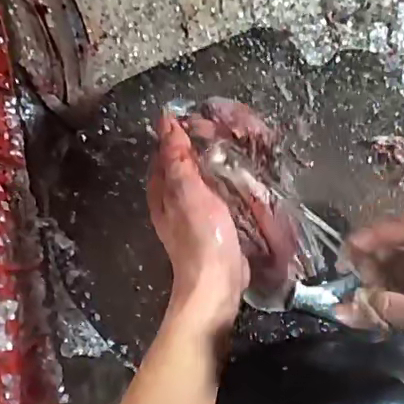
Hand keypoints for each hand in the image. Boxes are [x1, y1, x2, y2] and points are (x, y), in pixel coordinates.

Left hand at [148, 107, 247, 329]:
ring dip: (217, 165)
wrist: (217, 284)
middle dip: (202, 147)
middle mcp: (172, 202)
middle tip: (230, 131)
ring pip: (201, 180)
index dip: (182, 132)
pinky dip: (227, 184)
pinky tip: (243, 180)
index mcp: (161, 191)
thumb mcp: (189, 192)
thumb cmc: (203, 238)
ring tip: (239, 149)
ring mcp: (192, 216)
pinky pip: (217, 196)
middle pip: (183, 164)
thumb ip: (178, 159)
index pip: (166, 150)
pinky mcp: (212, 228)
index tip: (208, 119)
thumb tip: (165, 122)